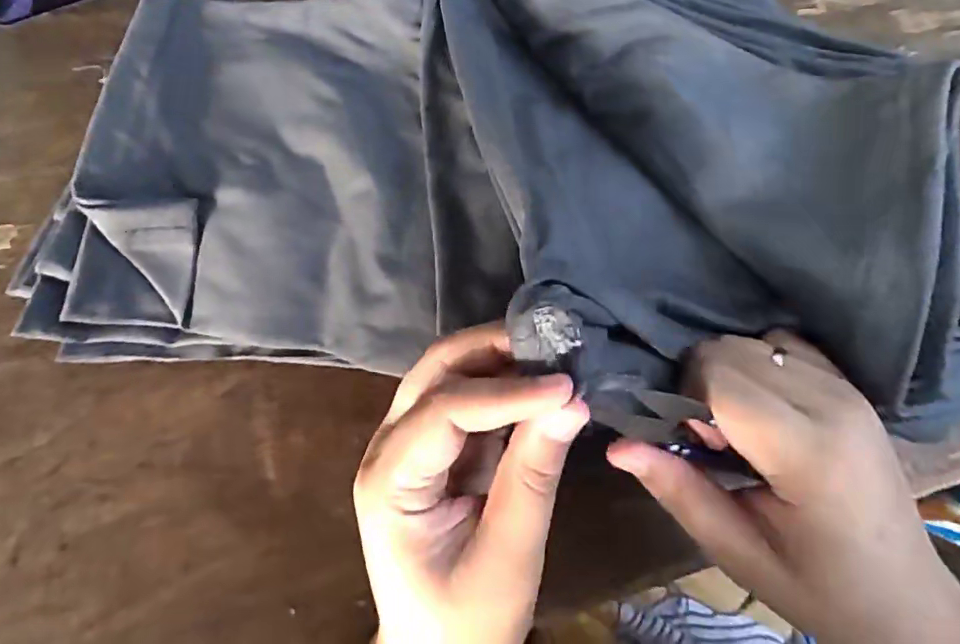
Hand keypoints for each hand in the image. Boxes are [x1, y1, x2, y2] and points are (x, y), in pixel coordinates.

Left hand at [354, 325, 589, 643]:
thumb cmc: (466, 621)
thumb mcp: (507, 559)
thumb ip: (534, 475)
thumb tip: (572, 401)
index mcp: (389, 480)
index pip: (444, 409)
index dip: (506, 391)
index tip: (564, 385)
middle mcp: (387, 445)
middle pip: (435, 370)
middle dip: (493, 349)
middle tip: (552, 344)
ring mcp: (406, 440)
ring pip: (447, 371)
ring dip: (498, 357)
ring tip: (551, 356)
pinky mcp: (433, 445)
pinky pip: (465, 394)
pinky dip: (503, 381)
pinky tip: (537, 382)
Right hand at [607, 332, 959, 643]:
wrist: (907, 601)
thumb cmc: (820, 589)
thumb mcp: (741, 553)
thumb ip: (678, 490)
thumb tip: (617, 446)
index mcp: (809, 451)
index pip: (720, 377)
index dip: (688, 400)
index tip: (695, 444)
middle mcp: (832, 403)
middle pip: (731, 350)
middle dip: (703, 384)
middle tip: (713, 442)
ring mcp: (846, 388)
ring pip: (752, 341)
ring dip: (729, 374)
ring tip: (742, 429)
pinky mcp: (851, 384)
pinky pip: (784, 343)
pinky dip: (759, 362)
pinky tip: (765, 407)